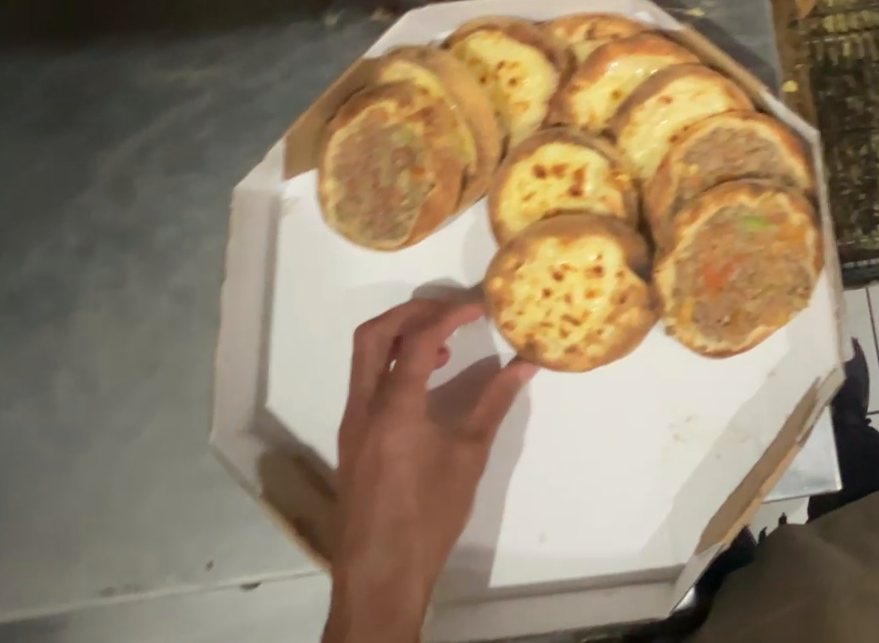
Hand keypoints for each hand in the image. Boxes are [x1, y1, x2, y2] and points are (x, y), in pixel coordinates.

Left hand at [323, 297, 536, 642]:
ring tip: (445, 344)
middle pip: (375, 334)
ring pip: (364, 355)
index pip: (417, 340)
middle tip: (454, 310)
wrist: (380, 572)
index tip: (480, 307)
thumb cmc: (430, 514)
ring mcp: (352, 422)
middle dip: (414, 311)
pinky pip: (366, 380)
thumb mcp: (471, 454)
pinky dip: (395, 362)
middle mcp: (364, 406)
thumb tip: (526, 363)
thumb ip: (495, 401)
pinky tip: (428, 380)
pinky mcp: (353, 436)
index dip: (449, 314)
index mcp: (395, 408)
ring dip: (402, 334)